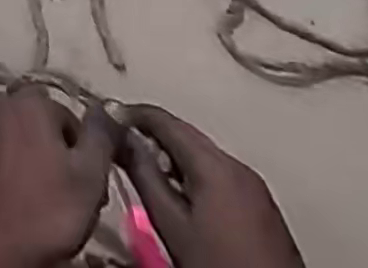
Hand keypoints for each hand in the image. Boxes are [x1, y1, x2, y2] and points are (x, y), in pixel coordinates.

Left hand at [0, 88, 120, 267]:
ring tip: (41, 192)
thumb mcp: (91, 173)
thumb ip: (101, 135)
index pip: (69, 118)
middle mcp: (1, 101)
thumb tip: (108, 107)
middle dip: (56, 148)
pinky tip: (15, 187)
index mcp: (32, 101)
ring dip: (30, 151)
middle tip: (69, 189)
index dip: (83, 151)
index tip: (88, 182)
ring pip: (17, 131)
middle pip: (40, 121)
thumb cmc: (48, 207)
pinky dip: (6, 158)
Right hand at [119, 104, 303, 267]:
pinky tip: (181, 194)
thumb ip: (142, 173)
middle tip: (120, 146)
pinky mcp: (262, 205)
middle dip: (151, 134)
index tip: (105, 119)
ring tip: (147, 173)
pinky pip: (219, 172)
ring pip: (202, 152)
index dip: (131, 114)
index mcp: (214, 165)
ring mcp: (254, 186)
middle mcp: (237, 166)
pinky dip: (194, 171)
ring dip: (172, 154)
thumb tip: (120, 137)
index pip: (164, 120)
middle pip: (185, 133)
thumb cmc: (216, 265)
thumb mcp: (170, 223)